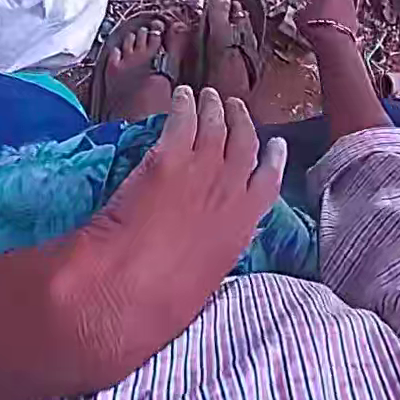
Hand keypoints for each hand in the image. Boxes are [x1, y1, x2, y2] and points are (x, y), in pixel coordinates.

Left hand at [54, 86, 285, 384]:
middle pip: (244, 143)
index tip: (275, 144)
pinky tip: (180, 96)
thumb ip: (218, 252)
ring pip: (216, 126)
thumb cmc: (161, 303)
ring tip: (207, 95)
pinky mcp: (168, 159)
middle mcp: (229, 192)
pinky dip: (184, 105)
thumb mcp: (207, 281)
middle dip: (241, 121)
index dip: (273, 159)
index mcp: (242, 226)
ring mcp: (201, 171)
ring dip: (213, 107)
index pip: (268, 182)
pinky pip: (182, 120)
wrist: (124, 293)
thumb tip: (215, 246)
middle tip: (234, 106)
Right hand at [295, 0, 359, 44]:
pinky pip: (344, 12)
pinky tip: (331, 23)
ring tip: (322, 15)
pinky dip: (339, 15)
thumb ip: (301, 10)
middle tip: (314, 3)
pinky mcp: (355, 16)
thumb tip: (301, 12)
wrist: (334, 42)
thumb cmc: (318, 27)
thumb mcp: (300, 16)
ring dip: (332, 5)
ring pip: (339, 0)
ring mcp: (349, 3)